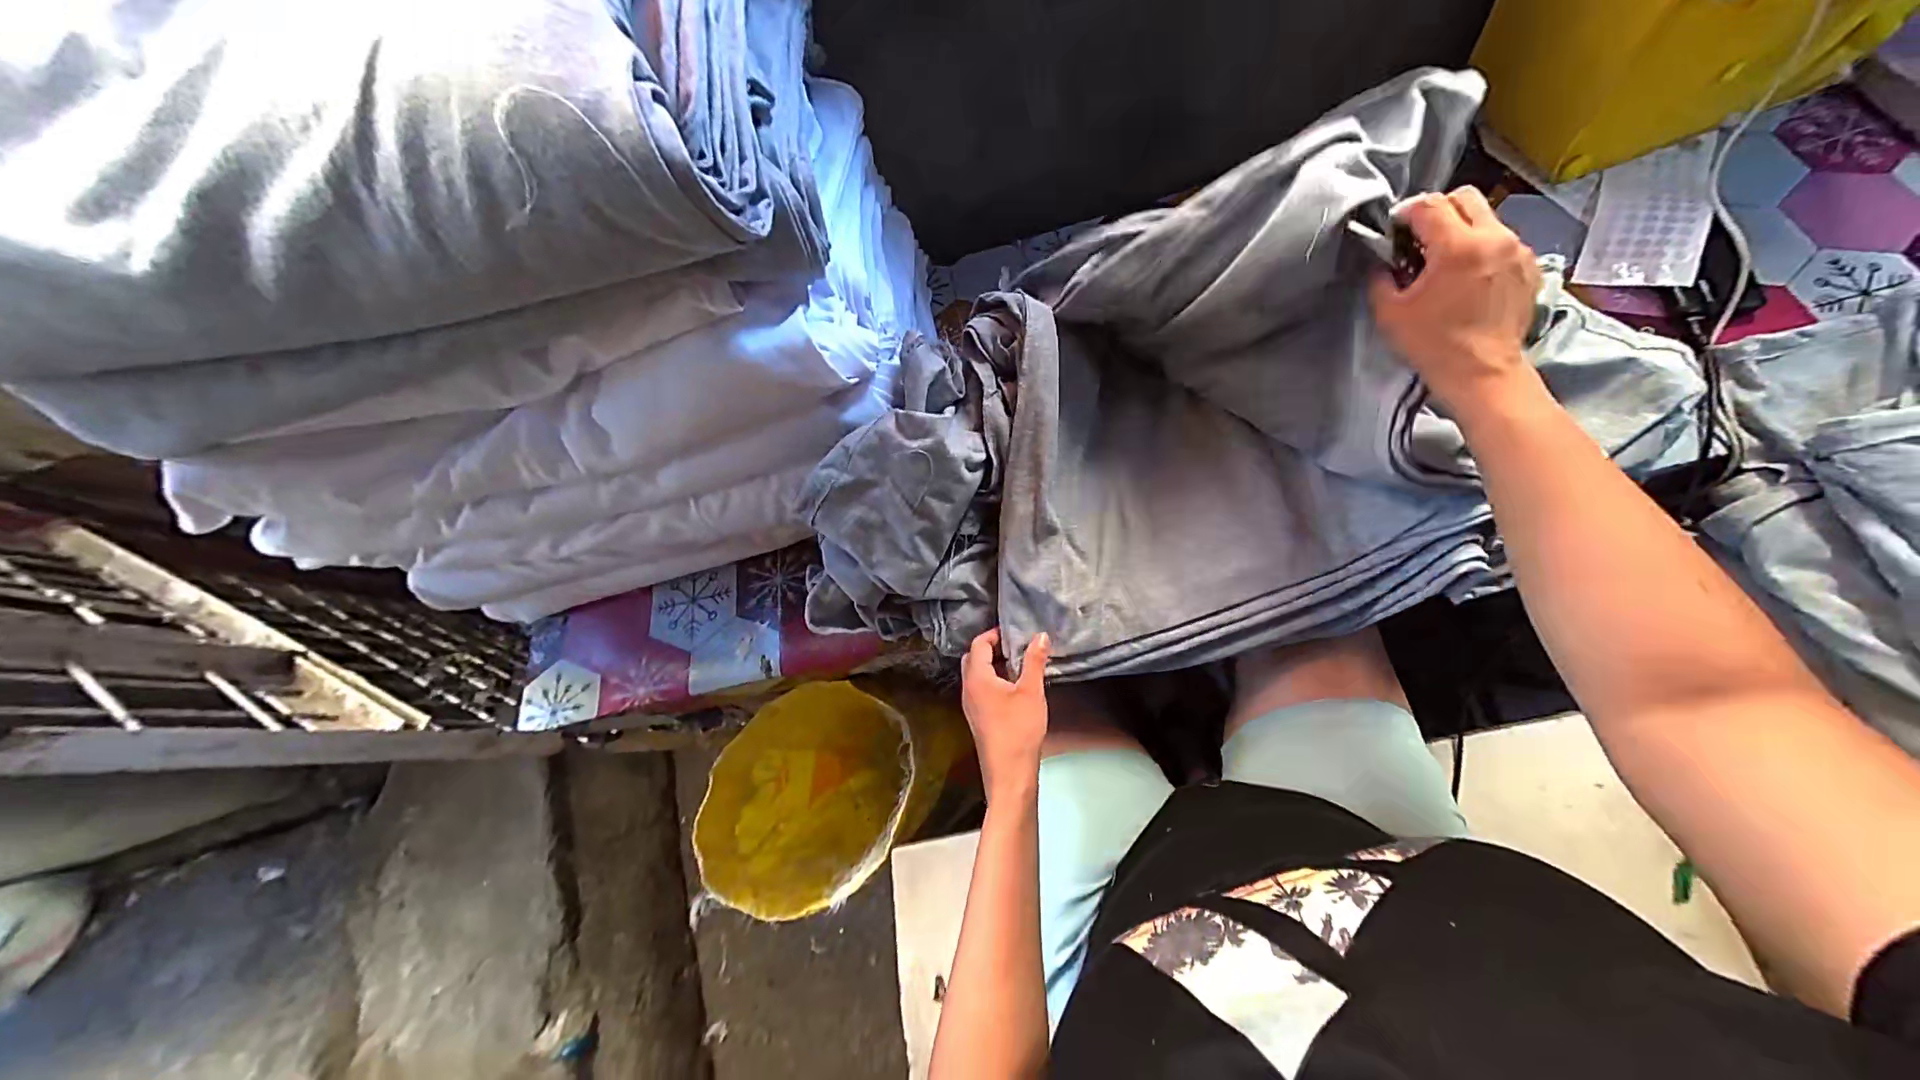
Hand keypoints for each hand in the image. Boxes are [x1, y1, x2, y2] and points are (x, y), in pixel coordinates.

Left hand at [961, 629, 1050, 801]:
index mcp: (976, 678)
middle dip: (992, 648)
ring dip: (993, 664)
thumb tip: (1040, 635)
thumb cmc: (1019, 728)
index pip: (978, 644)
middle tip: (1015, 645)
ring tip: (1018, 663)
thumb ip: (1034, 660)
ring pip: (976, 675)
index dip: (994, 634)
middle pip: (973, 658)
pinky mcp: (977, 717)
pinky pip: (980, 689)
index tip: (1013, 631)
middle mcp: (968, 689)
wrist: (1009, 771)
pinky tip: (1014, 686)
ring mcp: (970, 704)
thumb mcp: (1031, 691)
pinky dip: (993, 680)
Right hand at [1369, 187, 1544, 417]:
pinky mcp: (1529, 267)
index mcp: (1458, 247)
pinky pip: (1501, 242)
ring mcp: (1517, 251)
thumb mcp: (1390, 312)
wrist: (1480, 371)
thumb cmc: (1433, 344)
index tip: (1394, 230)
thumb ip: (1381, 277)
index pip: (1429, 205)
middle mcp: (1495, 239)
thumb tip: (1383, 261)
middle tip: (1417, 239)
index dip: (1405, 213)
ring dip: (1460, 231)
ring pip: (1485, 218)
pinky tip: (1465, 278)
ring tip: (1441, 263)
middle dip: (1437, 212)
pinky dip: (1480, 250)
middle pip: (1465, 198)